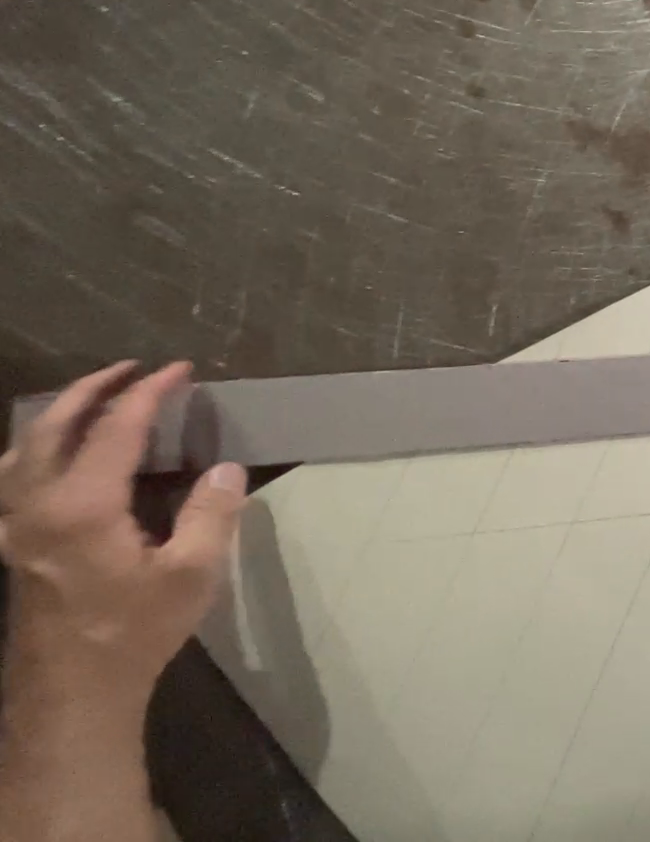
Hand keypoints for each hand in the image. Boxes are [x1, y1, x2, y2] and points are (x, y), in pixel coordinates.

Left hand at [0, 362, 246, 703]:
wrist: (72, 685)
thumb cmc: (137, 625)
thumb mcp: (194, 570)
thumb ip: (211, 512)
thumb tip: (224, 467)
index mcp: (81, 508)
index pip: (113, 432)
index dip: (148, 396)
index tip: (180, 372)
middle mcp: (33, 507)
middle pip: (49, 430)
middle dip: (91, 391)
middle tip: (134, 369)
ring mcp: (13, 526)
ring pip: (20, 451)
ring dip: (58, 415)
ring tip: (95, 399)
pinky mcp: (12, 542)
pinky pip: (14, 477)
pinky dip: (38, 448)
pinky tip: (56, 453)